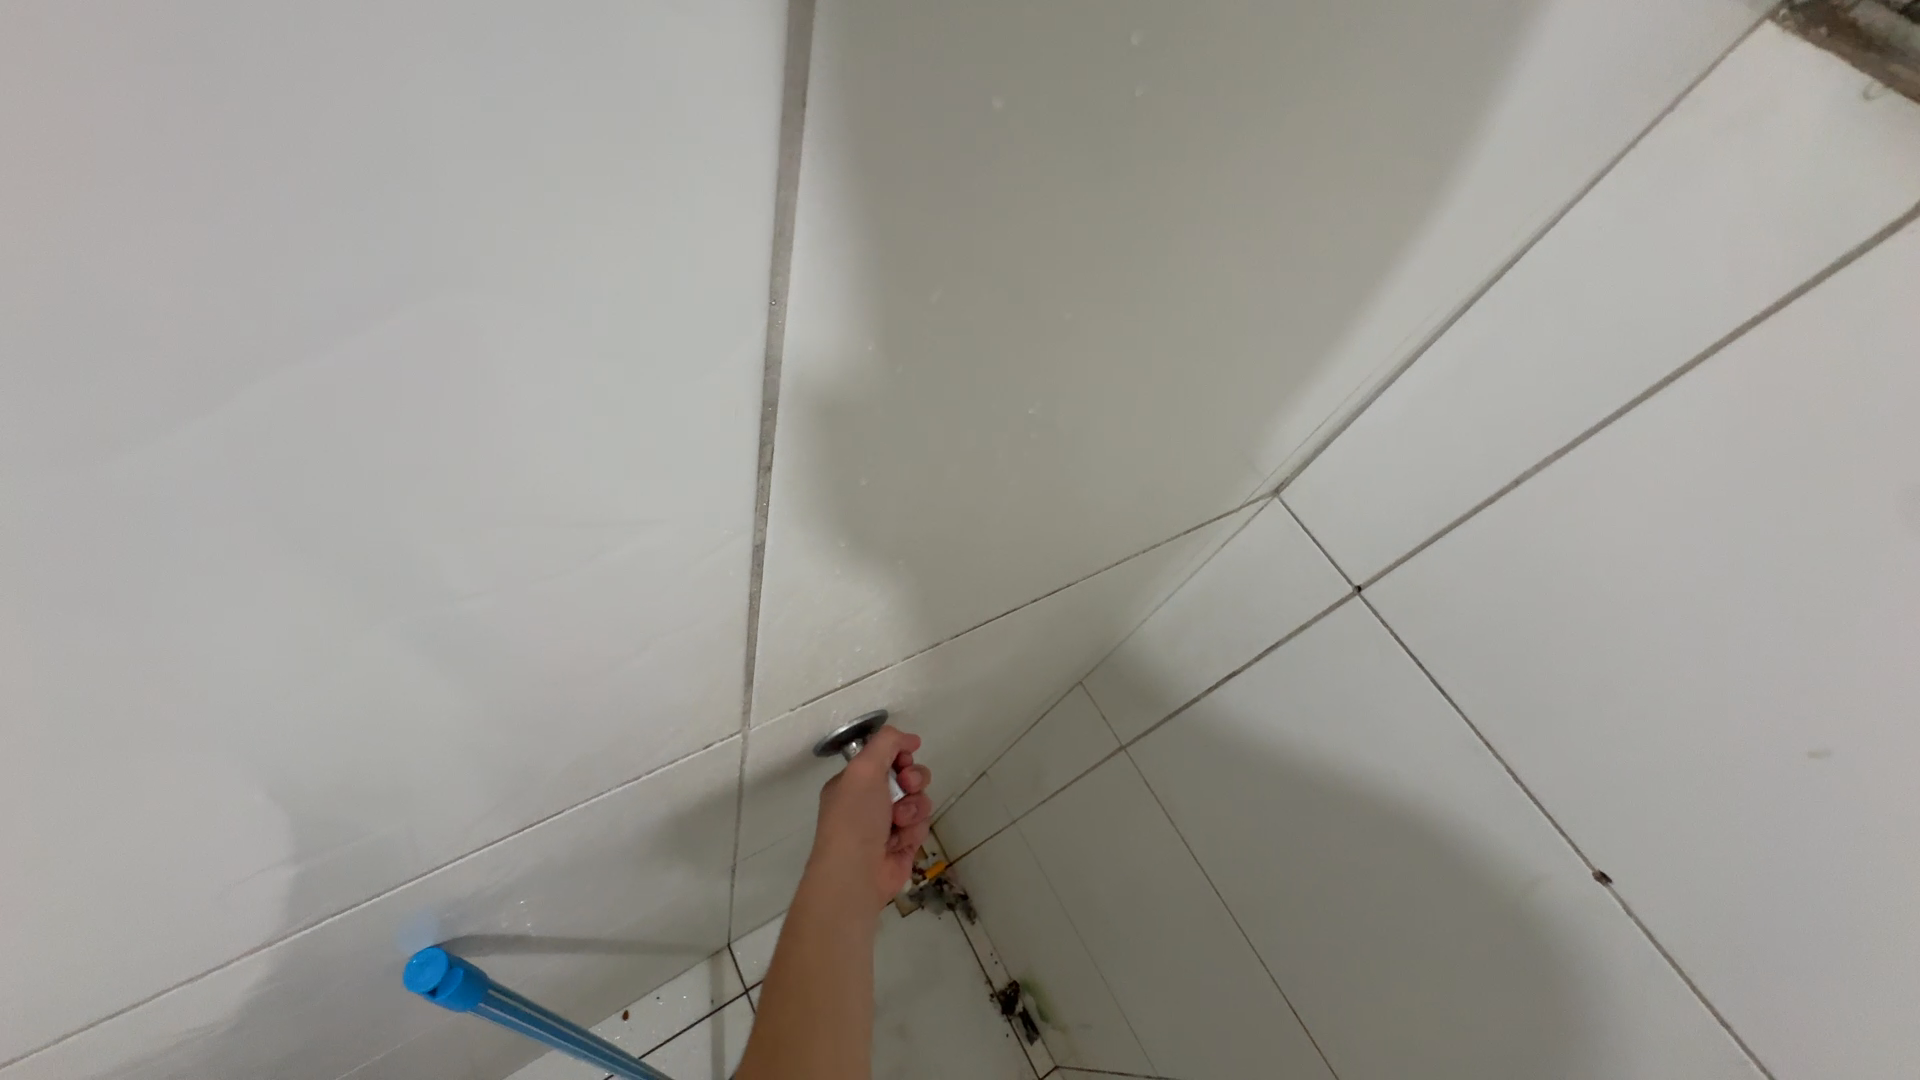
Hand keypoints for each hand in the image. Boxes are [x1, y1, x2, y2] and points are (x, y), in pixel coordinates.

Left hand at [807, 724, 933, 909]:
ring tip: (899, 821)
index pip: (885, 757)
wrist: (856, 872)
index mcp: (854, 782)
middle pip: (908, 776)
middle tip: (907, 786)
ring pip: (918, 801)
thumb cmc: (855, 817)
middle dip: (913, 779)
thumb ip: (887, 742)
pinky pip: (920, 825)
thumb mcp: (863, 768)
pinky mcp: (902, 845)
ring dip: (913, 807)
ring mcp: (887, 824)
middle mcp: (870, 801)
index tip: (905, 759)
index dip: (900, 755)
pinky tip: (900, 840)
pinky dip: (913, 830)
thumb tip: (910, 738)